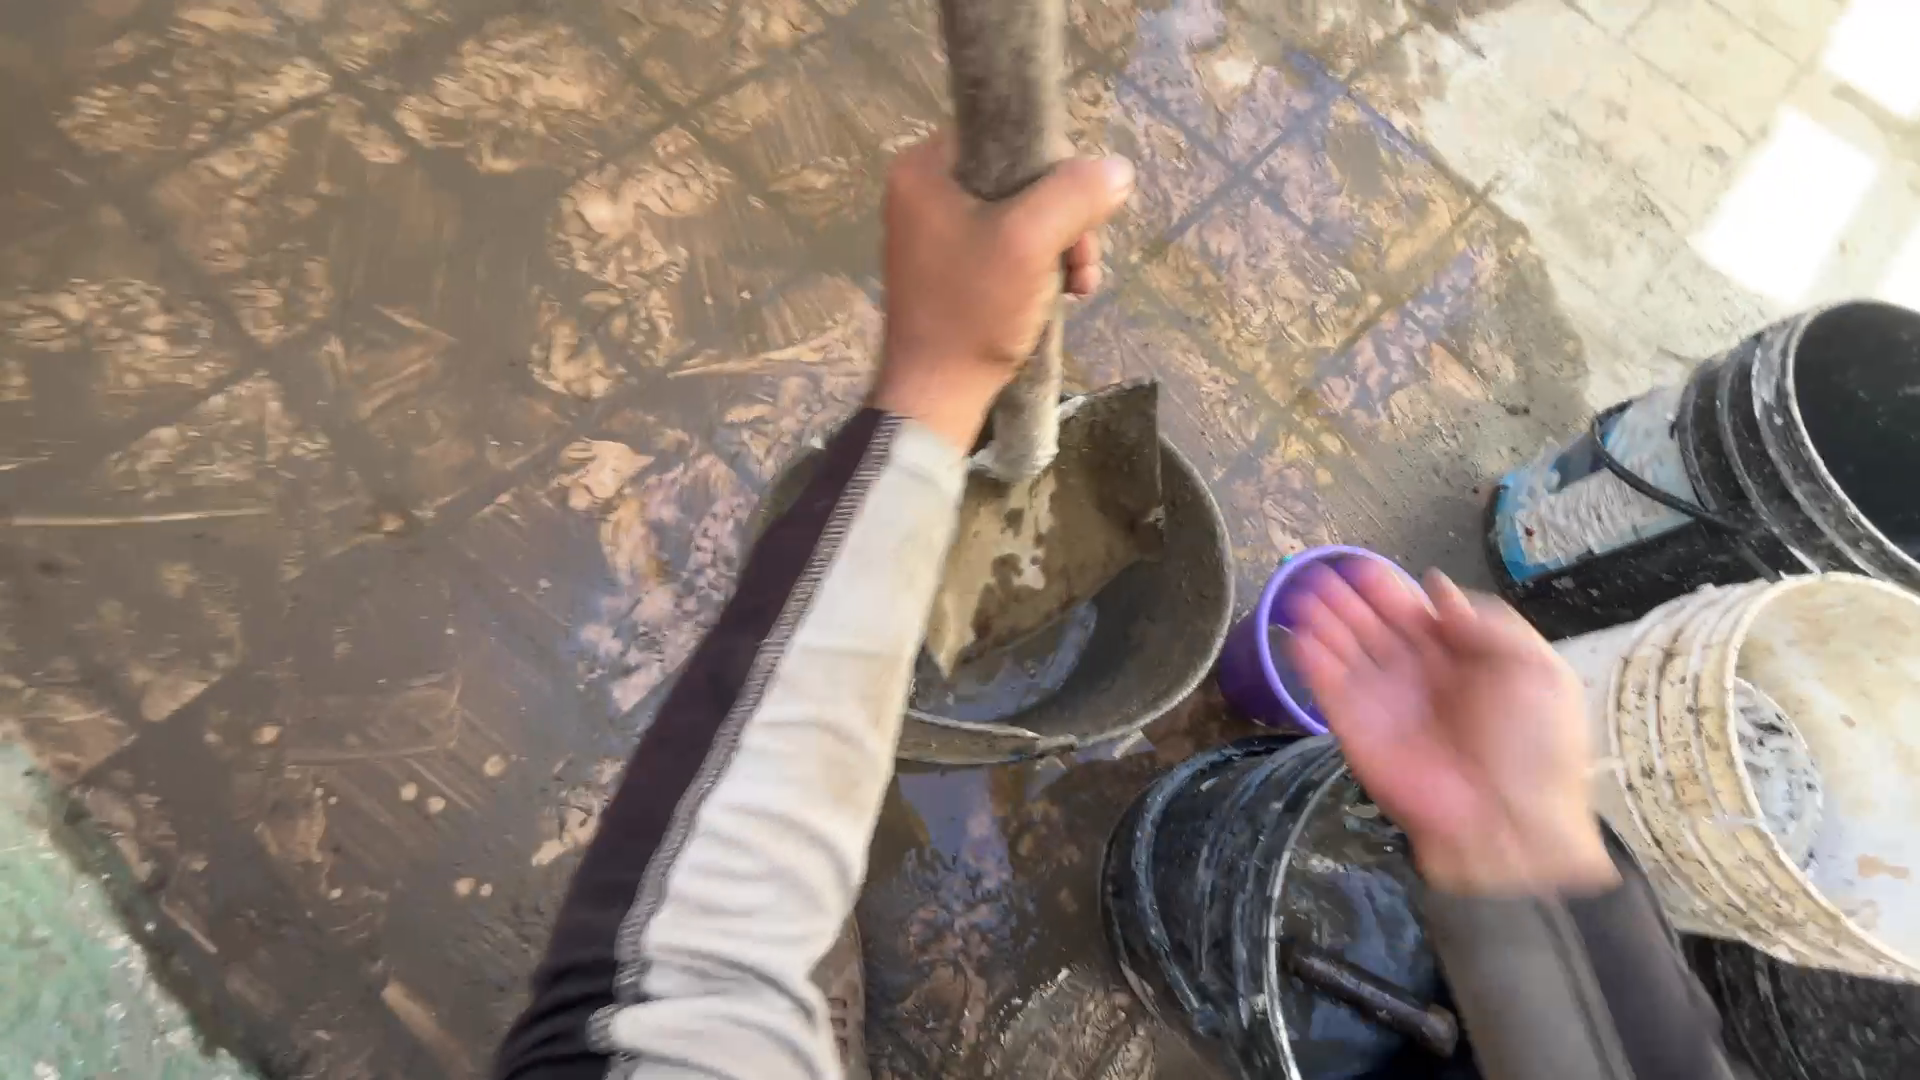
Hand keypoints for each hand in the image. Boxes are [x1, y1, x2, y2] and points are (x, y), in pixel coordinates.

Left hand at [872, 132, 1134, 450]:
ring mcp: (935, 236)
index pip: (1007, 133)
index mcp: (924, 168)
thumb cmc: (972, 314)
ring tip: (1077, 288)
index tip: (1079, 214)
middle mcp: (923, 193)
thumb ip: (1075, 194)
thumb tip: (1118, 170)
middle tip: (1081, 265)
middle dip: (1063, 222)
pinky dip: (1038, 271)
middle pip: (1019, 180)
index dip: (1055, 167)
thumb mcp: (1030, 244)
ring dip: (1059, 250)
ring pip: (1020, 219)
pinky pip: (1006, 252)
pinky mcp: (949, 273)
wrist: (936, 396)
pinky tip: (1060, 298)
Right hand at [1287, 562, 1617, 894]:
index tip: (1357, 566)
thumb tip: (1436, 586)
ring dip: (1320, 620)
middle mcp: (1413, 672)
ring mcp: (1378, 697)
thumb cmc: (1529, 745)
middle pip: (1370, 625)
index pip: (1411, 612)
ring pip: (1342, 648)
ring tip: (1300, 594)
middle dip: (1344, 600)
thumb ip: (1487, 622)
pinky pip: (1323, 683)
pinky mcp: (1349, 722)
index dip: (1384, 588)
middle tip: (1317, 574)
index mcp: (1457, 657)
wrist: (1503, 821)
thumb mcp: (1534, 671)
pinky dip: (1309, 657)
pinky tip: (1297, 632)